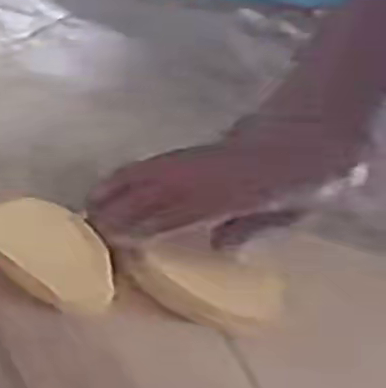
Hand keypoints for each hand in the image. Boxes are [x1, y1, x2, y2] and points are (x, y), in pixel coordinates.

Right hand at [88, 119, 357, 238]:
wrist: (300, 139)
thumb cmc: (301, 181)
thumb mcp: (292, 211)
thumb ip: (250, 228)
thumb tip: (219, 248)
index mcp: (226, 196)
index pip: (169, 215)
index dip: (141, 229)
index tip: (117, 242)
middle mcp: (193, 179)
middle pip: (139, 198)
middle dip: (111, 216)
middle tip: (89, 233)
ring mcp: (178, 165)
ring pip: (127, 182)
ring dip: (103, 198)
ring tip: (85, 213)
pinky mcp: (170, 158)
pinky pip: (131, 170)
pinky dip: (111, 182)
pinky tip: (101, 192)